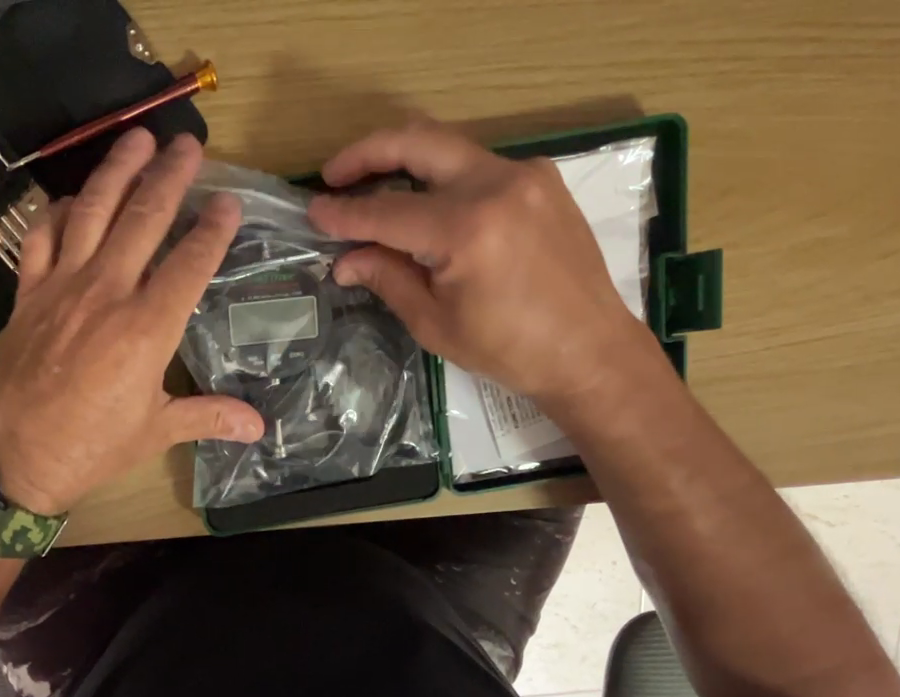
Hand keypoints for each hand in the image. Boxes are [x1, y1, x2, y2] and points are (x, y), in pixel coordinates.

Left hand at [0, 129, 263, 516]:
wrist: (14, 458)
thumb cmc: (91, 448)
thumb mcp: (155, 433)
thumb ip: (208, 416)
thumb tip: (257, 426)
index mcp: (146, 329)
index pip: (189, 263)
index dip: (213, 229)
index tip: (229, 202)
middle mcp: (107, 293)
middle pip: (144, 219)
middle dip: (170, 177)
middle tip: (188, 146)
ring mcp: (63, 288)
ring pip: (92, 212)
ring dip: (117, 171)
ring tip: (137, 137)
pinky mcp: (28, 294)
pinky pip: (40, 237)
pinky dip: (56, 210)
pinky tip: (73, 196)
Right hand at [307, 120, 655, 400]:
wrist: (587, 349)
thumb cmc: (507, 349)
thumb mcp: (434, 322)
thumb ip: (388, 277)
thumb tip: (345, 259)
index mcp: (467, 229)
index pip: (387, 212)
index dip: (344, 213)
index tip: (312, 211)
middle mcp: (496, 184)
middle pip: (417, 142)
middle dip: (368, 153)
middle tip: (334, 175)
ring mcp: (524, 175)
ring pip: (448, 147)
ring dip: (404, 159)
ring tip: (371, 184)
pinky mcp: (540, 180)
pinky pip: (477, 165)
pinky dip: (442, 176)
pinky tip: (425, 203)